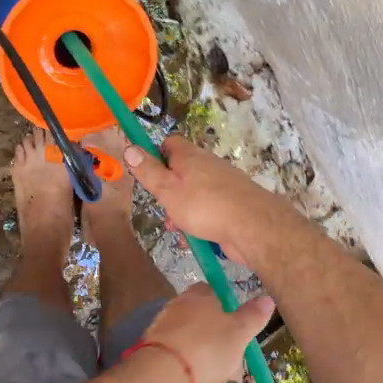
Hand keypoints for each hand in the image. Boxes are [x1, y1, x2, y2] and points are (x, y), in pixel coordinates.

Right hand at [123, 136, 297, 264]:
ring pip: (193, 194)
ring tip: (180, 230)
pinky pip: (208, 209)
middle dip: (168, 193)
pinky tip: (197, 238)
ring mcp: (222, 184)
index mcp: (190, 156)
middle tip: (164, 209)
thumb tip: (130, 147)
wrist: (253, 226)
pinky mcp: (232, 204)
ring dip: (182, 212)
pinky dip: (200, 222)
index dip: (155, 155)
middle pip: (180, 172)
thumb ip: (148, 171)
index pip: (169, 143)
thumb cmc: (204, 206)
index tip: (147, 174)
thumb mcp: (167, 189)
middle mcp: (208, 165)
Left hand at [131, 283, 275, 382]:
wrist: (162, 375)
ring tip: (219, 381)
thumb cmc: (207, 348)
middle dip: (221, 340)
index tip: (240, 328)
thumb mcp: (239, 332)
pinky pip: (181, 357)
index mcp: (198, 295)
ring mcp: (163, 329)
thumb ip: (253, 316)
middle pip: (205, 319)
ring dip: (208, 358)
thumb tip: (267, 298)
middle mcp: (177, 306)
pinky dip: (192, 368)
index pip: (215, 291)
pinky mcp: (155, 351)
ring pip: (194, 341)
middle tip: (234, 362)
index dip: (229, 308)